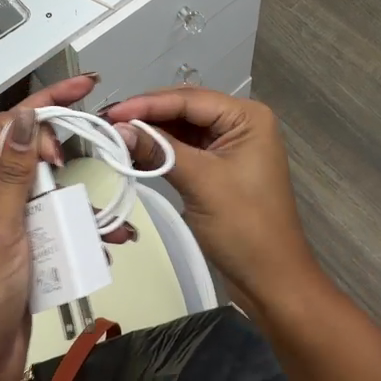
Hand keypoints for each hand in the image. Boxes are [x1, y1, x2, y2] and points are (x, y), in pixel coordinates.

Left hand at [0, 76, 129, 380]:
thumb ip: (14, 173)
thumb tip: (24, 120)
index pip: (8, 125)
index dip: (44, 103)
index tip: (78, 90)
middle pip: (32, 154)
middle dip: (63, 150)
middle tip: (86, 150)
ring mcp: (10, 226)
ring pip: (51, 192)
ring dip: (77, 199)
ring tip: (93, 209)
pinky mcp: (28, 251)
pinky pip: (60, 227)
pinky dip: (81, 230)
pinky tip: (99, 238)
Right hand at [105, 88, 317, 305]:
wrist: (272, 281)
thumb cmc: (245, 226)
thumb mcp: (200, 182)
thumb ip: (159, 151)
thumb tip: (118, 129)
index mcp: (247, 116)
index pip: (190, 99)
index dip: (148, 103)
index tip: (112, 111)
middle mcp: (241, 123)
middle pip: (186, 109)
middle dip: (148, 114)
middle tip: (108, 120)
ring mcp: (231, 145)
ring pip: (184, 128)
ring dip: (153, 131)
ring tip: (115, 132)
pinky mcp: (221, 167)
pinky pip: (187, 148)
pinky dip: (163, 150)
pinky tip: (136, 149)